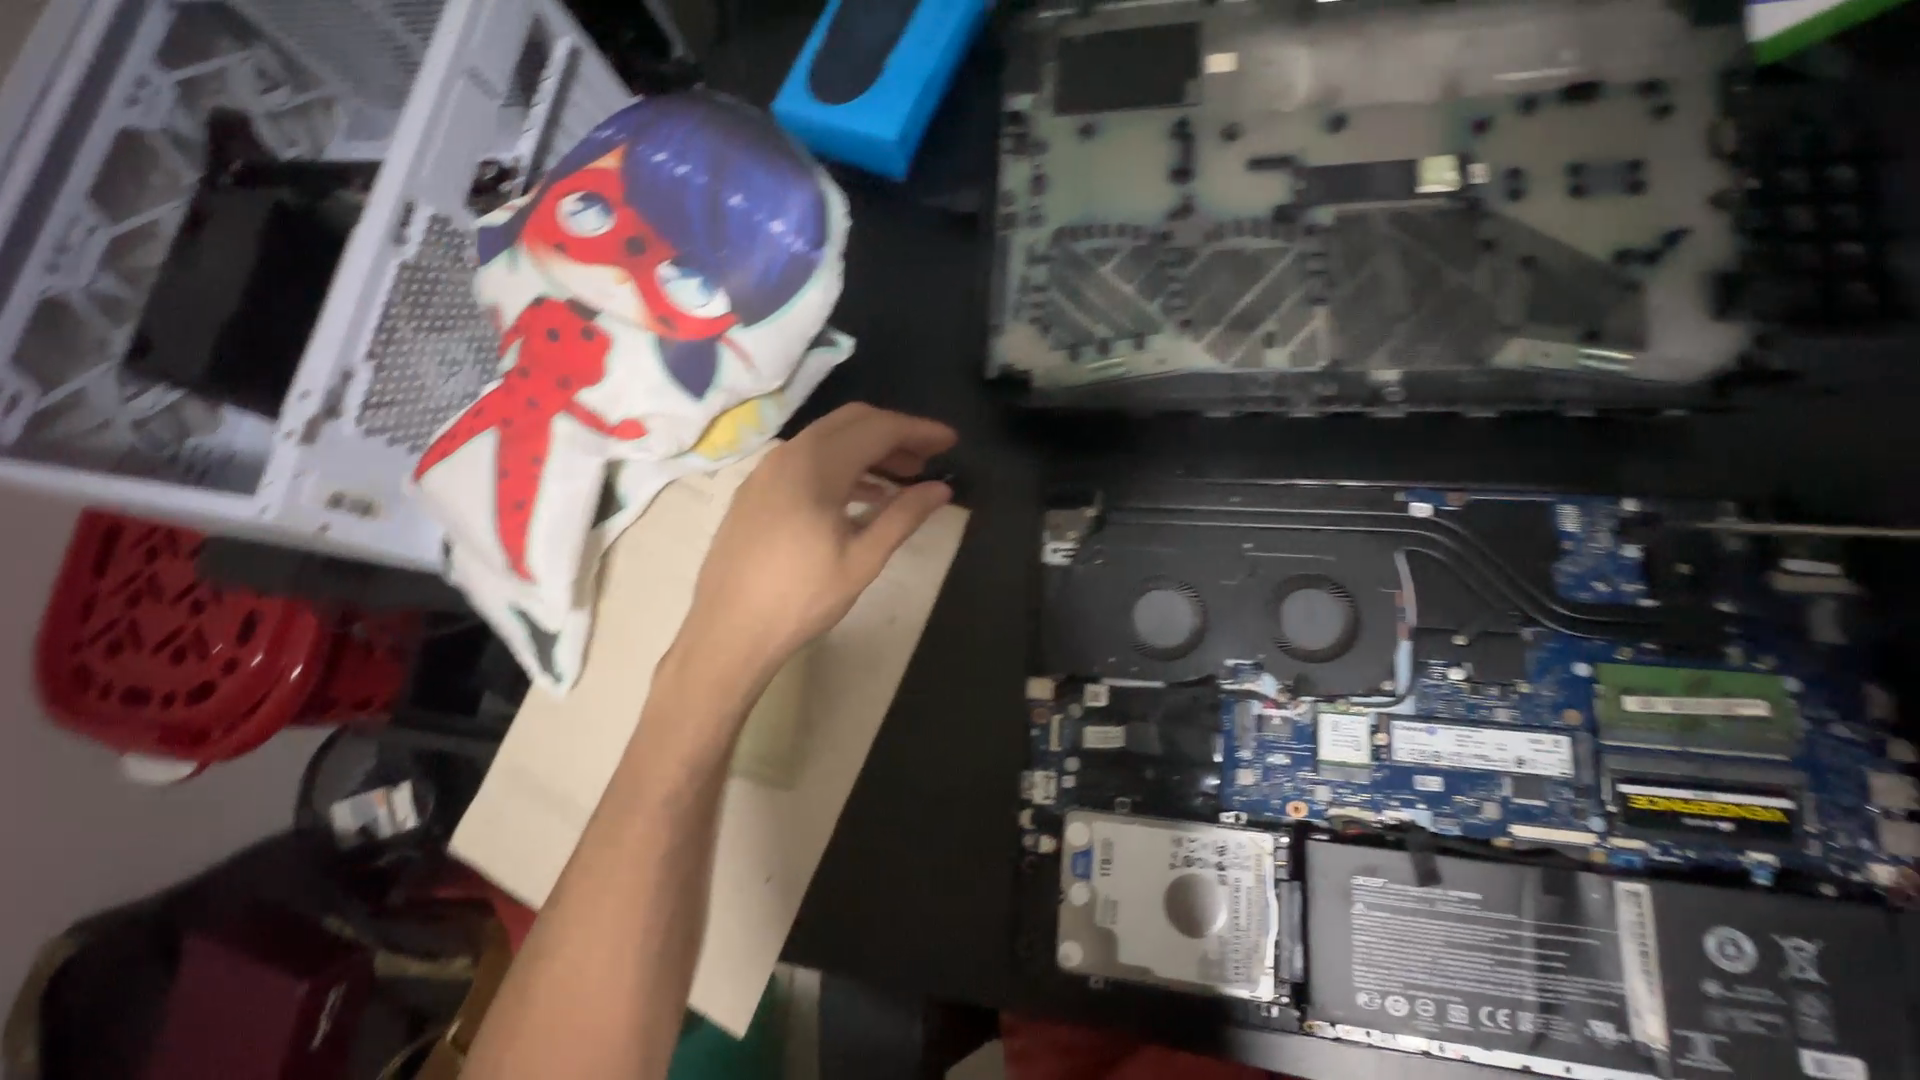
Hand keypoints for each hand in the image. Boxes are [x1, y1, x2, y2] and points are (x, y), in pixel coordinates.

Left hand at [673, 403, 957, 685]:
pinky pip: (806, 461)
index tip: (951, 441)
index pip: (877, 429)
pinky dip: (840, 466)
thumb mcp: (862, 560)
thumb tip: (941, 489)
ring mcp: (766, 472)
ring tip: (904, 478)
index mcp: (815, 465)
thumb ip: (903, 516)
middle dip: (894, 433)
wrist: (728, 631)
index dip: (918, 430)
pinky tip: (862, 495)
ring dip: (867, 450)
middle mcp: (787, 455)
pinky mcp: (755, 492)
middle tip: (929, 458)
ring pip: (826, 440)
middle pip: (851, 423)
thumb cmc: (800, 598)